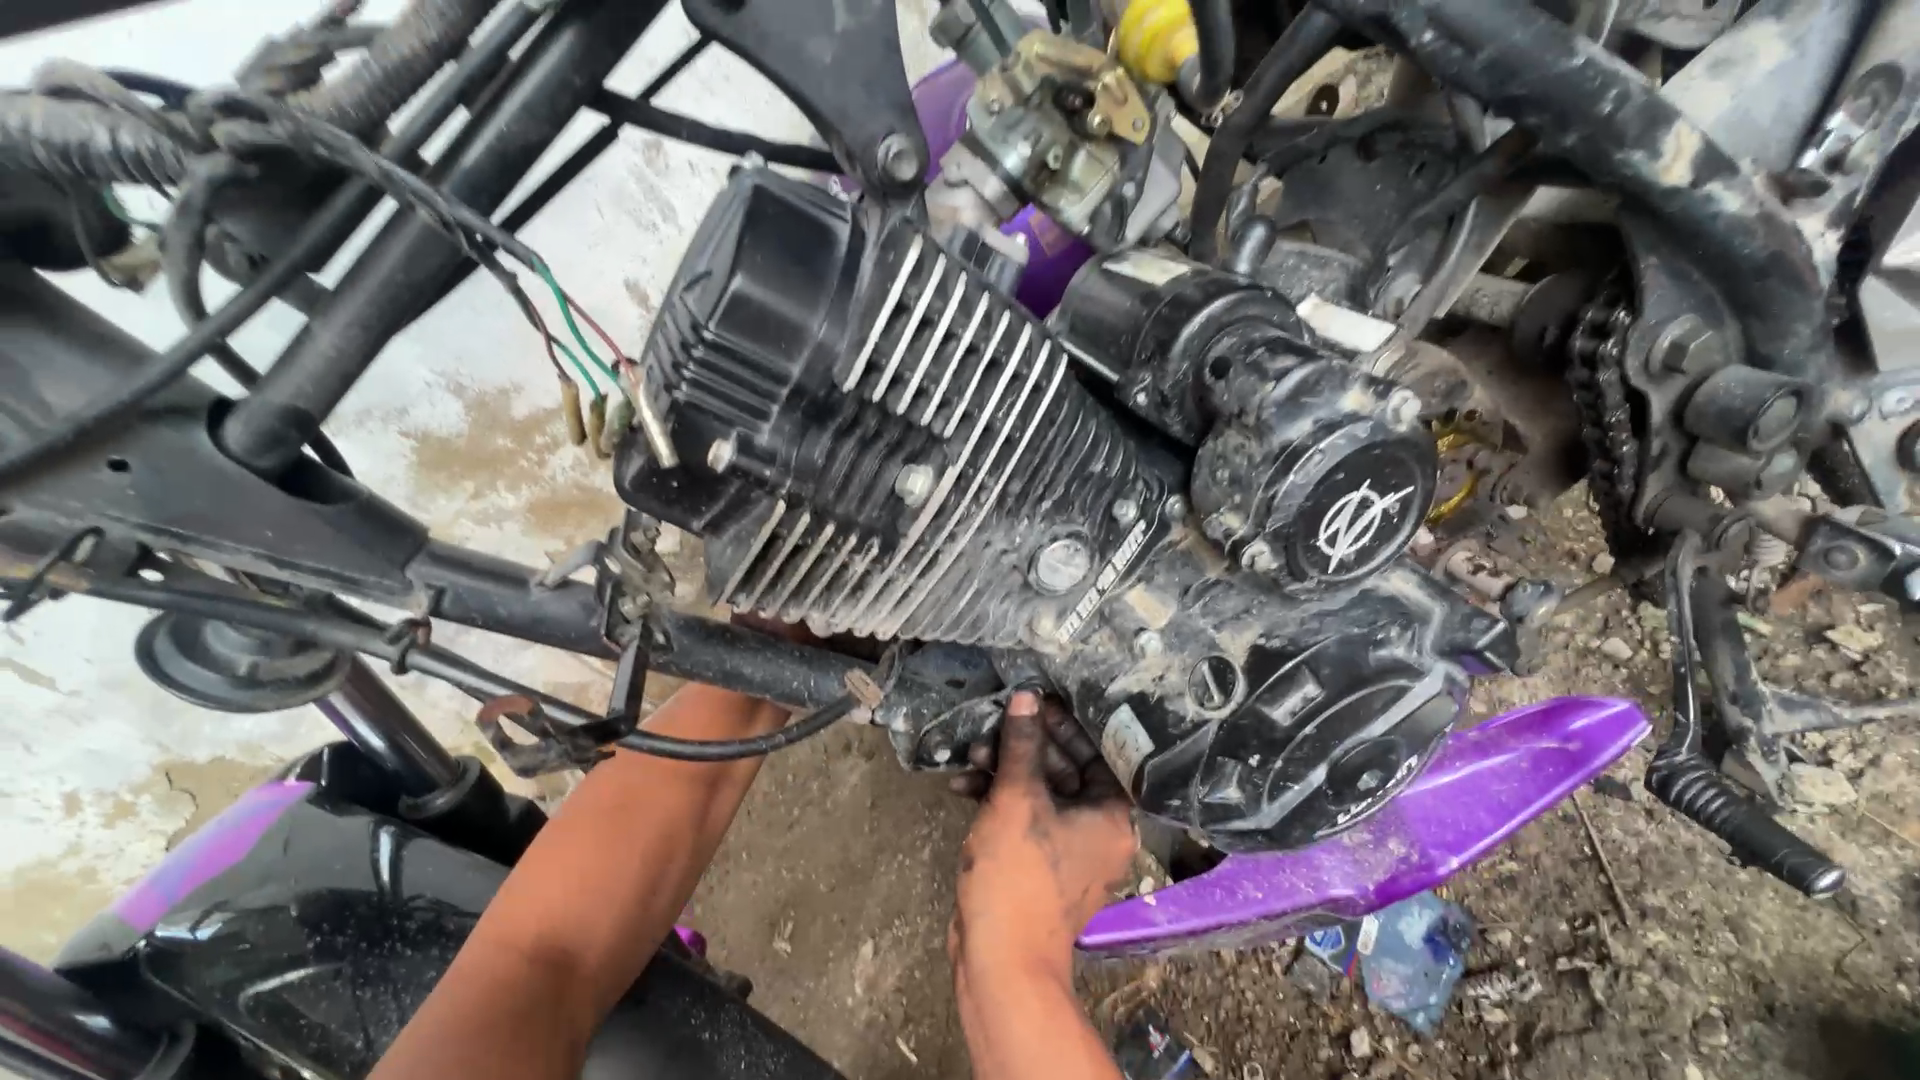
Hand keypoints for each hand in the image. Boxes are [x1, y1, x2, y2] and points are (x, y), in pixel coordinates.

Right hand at [948, 691, 1136, 979]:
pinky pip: (1025, 819)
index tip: (1034, 700)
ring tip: (971, 755)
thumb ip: (1022, 744)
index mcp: (1113, 816)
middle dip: (1024, 747)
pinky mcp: (1038, 864)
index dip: (1065, 723)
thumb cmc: (1019, 874)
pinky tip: (963, 787)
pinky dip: (998, 801)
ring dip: (1005, 771)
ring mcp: (1067, 850)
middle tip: (993, 724)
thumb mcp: (1017, 799)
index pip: (1098, 752)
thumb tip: (1025, 697)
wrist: (1000, 960)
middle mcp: (1098, 831)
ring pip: (1040, 794)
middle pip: (1066, 770)